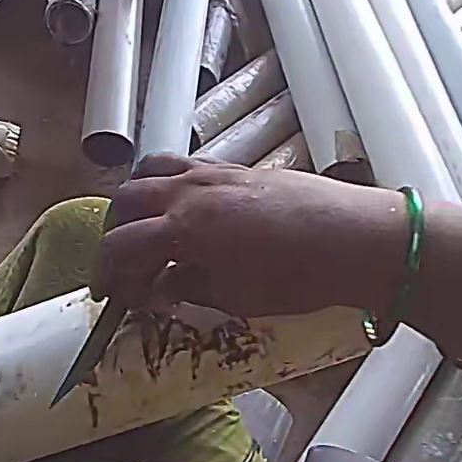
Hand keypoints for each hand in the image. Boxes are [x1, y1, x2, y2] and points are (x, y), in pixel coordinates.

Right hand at [91, 155, 406, 318]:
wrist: (354, 238)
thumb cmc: (299, 277)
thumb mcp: (236, 297)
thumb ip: (189, 287)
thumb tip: (163, 285)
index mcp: (185, 229)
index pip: (120, 247)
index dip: (106, 273)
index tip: (109, 293)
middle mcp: (188, 193)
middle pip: (125, 203)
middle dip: (114, 236)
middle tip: (124, 265)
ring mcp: (210, 173)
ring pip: (147, 172)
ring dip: (134, 201)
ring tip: (143, 227)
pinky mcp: (231, 167)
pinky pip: (180, 164)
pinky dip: (164, 183)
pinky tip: (180, 208)